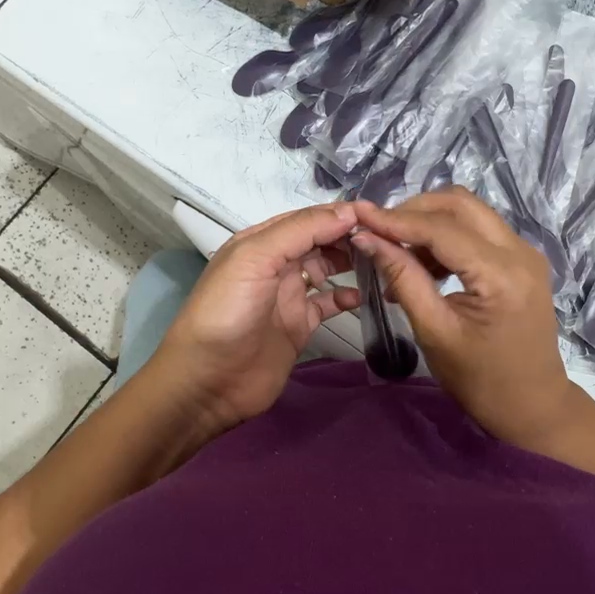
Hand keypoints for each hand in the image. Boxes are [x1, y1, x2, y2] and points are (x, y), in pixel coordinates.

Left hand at [144, 203, 360, 428]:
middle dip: (348, 235)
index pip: (306, 218)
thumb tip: (347, 212)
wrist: (208, 381)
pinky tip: (363, 295)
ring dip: (350, 261)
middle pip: (319, 240)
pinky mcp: (298, 325)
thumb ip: (301, 231)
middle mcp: (275, 263)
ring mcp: (287, 295)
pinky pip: (328, 303)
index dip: (338, 213)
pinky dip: (346, 296)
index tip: (375, 213)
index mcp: (260, 241)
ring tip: (380, 260)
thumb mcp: (256, 258)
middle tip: (385, 236)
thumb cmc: (227, 312)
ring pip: (326, 267)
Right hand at [351, 188, 578, 447]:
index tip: (358, 215)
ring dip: (429, 222)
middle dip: (414, 210)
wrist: (532, 407)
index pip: (441, 229)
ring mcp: (525, 252)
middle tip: (378, 232)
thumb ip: (402, 277)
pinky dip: (446, 236)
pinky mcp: (521, 259)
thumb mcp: (434, 331)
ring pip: (469, 212)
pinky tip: (422, 265)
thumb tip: (367, 238)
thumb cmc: (481, 380)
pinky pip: (478, 230)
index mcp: (501, 275)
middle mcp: (520, 252)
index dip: (396, 220)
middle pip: (460, 204)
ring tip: (396, 254)